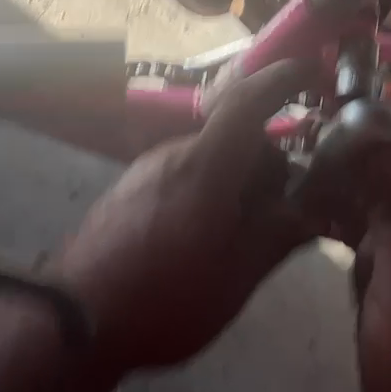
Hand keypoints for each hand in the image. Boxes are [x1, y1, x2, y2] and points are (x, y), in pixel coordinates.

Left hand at [53, 60, 316, 372]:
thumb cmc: (165, 297)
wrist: (75, 321)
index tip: (311, 70)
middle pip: (235, 138)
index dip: (282, 79)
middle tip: (283, 216)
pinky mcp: (131, 187)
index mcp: (206, 165)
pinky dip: (209, 193)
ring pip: (210, 160)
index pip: (248, 101)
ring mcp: (148, 168)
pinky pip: (184, 175)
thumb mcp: (237, 276)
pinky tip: (203, 243)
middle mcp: (174, 152)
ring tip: (240, 242)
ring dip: (236, 185)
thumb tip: (315, 207)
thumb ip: (280, 233)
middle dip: (267, 167)